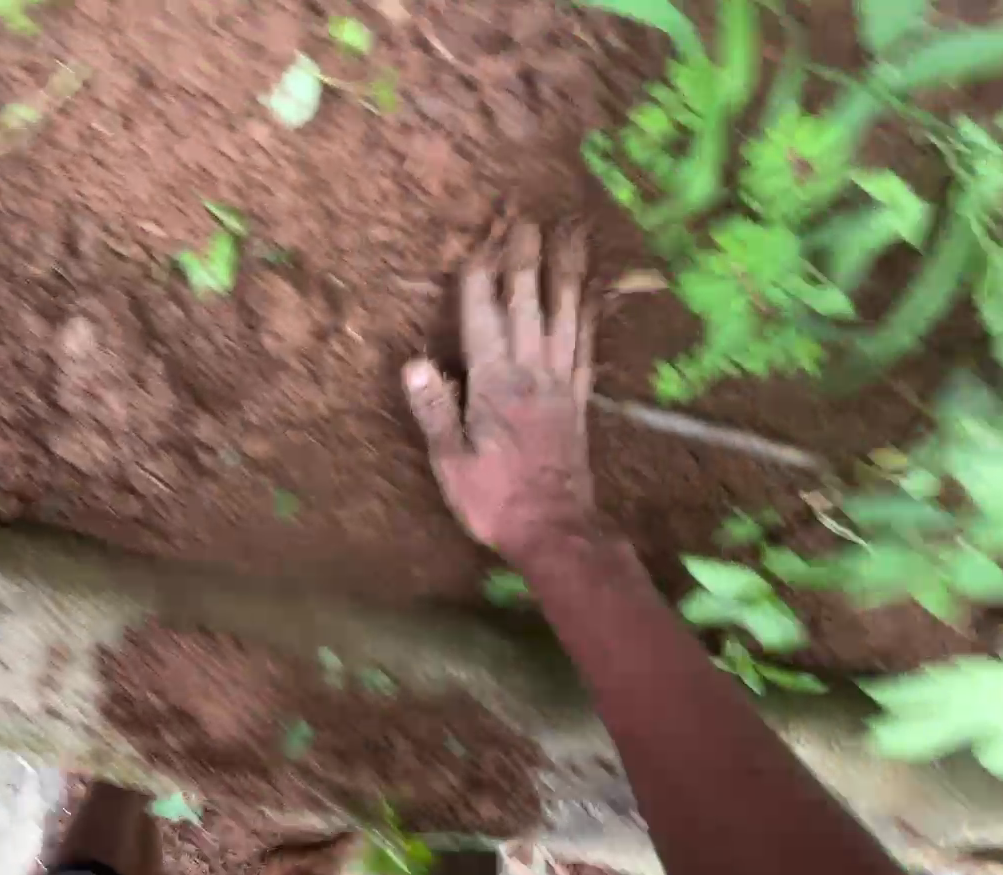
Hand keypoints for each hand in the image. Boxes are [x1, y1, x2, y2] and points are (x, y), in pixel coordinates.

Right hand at [403, 226, 600, 560]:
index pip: (484, 319)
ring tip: (568, 235)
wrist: (554, 527)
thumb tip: (413, 362)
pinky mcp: (577, 399)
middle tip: (526, 218)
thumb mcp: (449, 461)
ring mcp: (560, 383)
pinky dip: (587, 313)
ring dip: (564, 272)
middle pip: (528, 304)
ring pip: (564, 315)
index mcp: (494, 385)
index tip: (479, 239)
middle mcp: (532, 374)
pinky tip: (588, 295)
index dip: (480, 278)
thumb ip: (434, 409)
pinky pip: (585, 345)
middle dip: (524, 259)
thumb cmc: (492, 498)